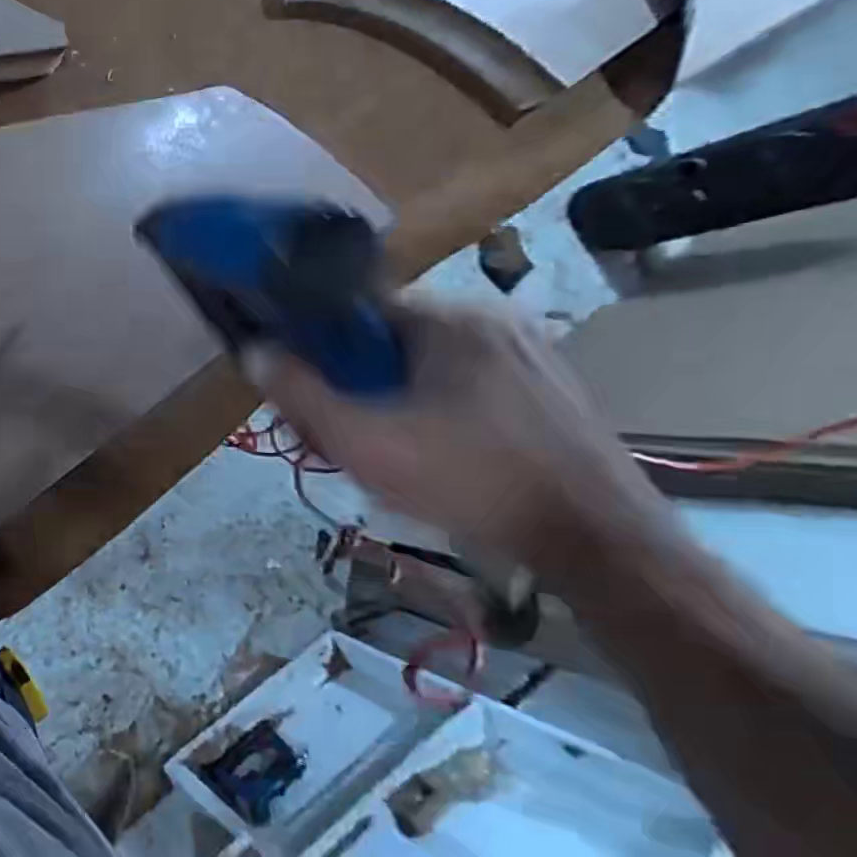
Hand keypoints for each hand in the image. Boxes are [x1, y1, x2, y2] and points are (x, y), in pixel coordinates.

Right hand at [247, 298, 662, 562]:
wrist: (602, 545)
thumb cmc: (472, 481)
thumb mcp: (365, 442)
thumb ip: (300, 394)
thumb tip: (255, 351)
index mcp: (450, 318)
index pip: (357, 311)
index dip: (323, 352)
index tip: (314, 395)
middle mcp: (492, 320)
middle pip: (390, 340)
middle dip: (358, 384)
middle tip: (349, 435)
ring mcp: (530, 353)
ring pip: (427, 365)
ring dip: (394, 400)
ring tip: (392, 453)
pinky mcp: (550, 387)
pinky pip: (467, 384)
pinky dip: (438, 410)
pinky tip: (439, 455)